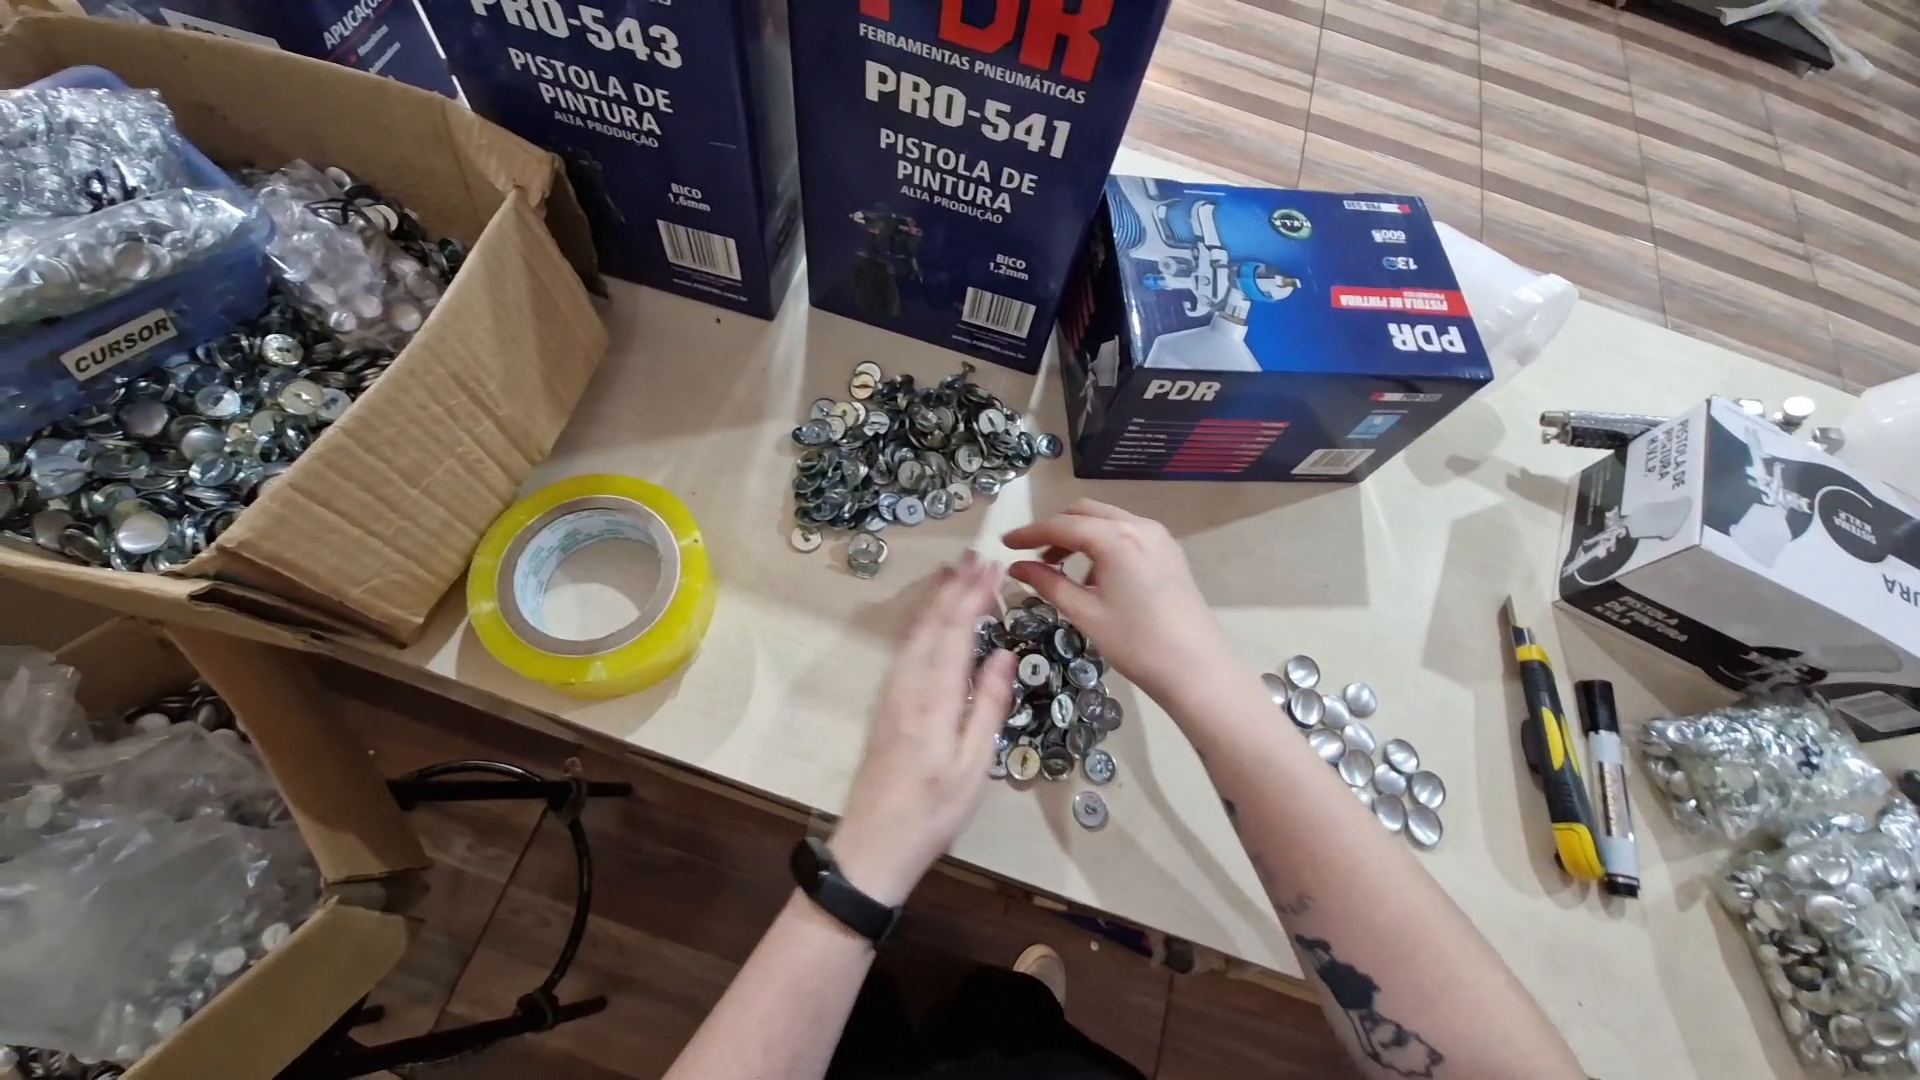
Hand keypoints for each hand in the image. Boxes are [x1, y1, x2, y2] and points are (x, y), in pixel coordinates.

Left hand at [831, 552, 1015, 906]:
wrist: (873, 844)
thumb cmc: (933, 811)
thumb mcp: (974, 765)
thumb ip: (989, 706)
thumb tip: (1004, 653)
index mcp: (935, 698)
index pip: (956, 632)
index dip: (973, 596)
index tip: (992, 568)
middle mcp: (909, 685)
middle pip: (932, 624)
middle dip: (954, 587)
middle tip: (976, 557)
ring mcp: (893, 692)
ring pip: (915, 633)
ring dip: (936, 600)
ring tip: (954, 573)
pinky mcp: (887, 703)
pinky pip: (906, 649)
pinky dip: (922, 623)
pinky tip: (929, 618)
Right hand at [1002, 500, 1229, 705]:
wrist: (1197, 668)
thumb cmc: (1136, 643)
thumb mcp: (1085, 613)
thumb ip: (1048, 583)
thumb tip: (1016, 568)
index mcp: (1115, 538)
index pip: (1061, 525)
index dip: (1029, 533)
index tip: (1005, 544)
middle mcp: (1138, 526)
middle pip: (1084, 512)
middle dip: (1054, 529)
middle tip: (1032, 556)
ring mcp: (1158, 537)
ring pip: (1107, 520)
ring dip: (1079, 535)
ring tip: (1060, 569)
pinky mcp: (1169, 551)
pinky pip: (1126, 533)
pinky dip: (1103, 543)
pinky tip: (1095, 576)